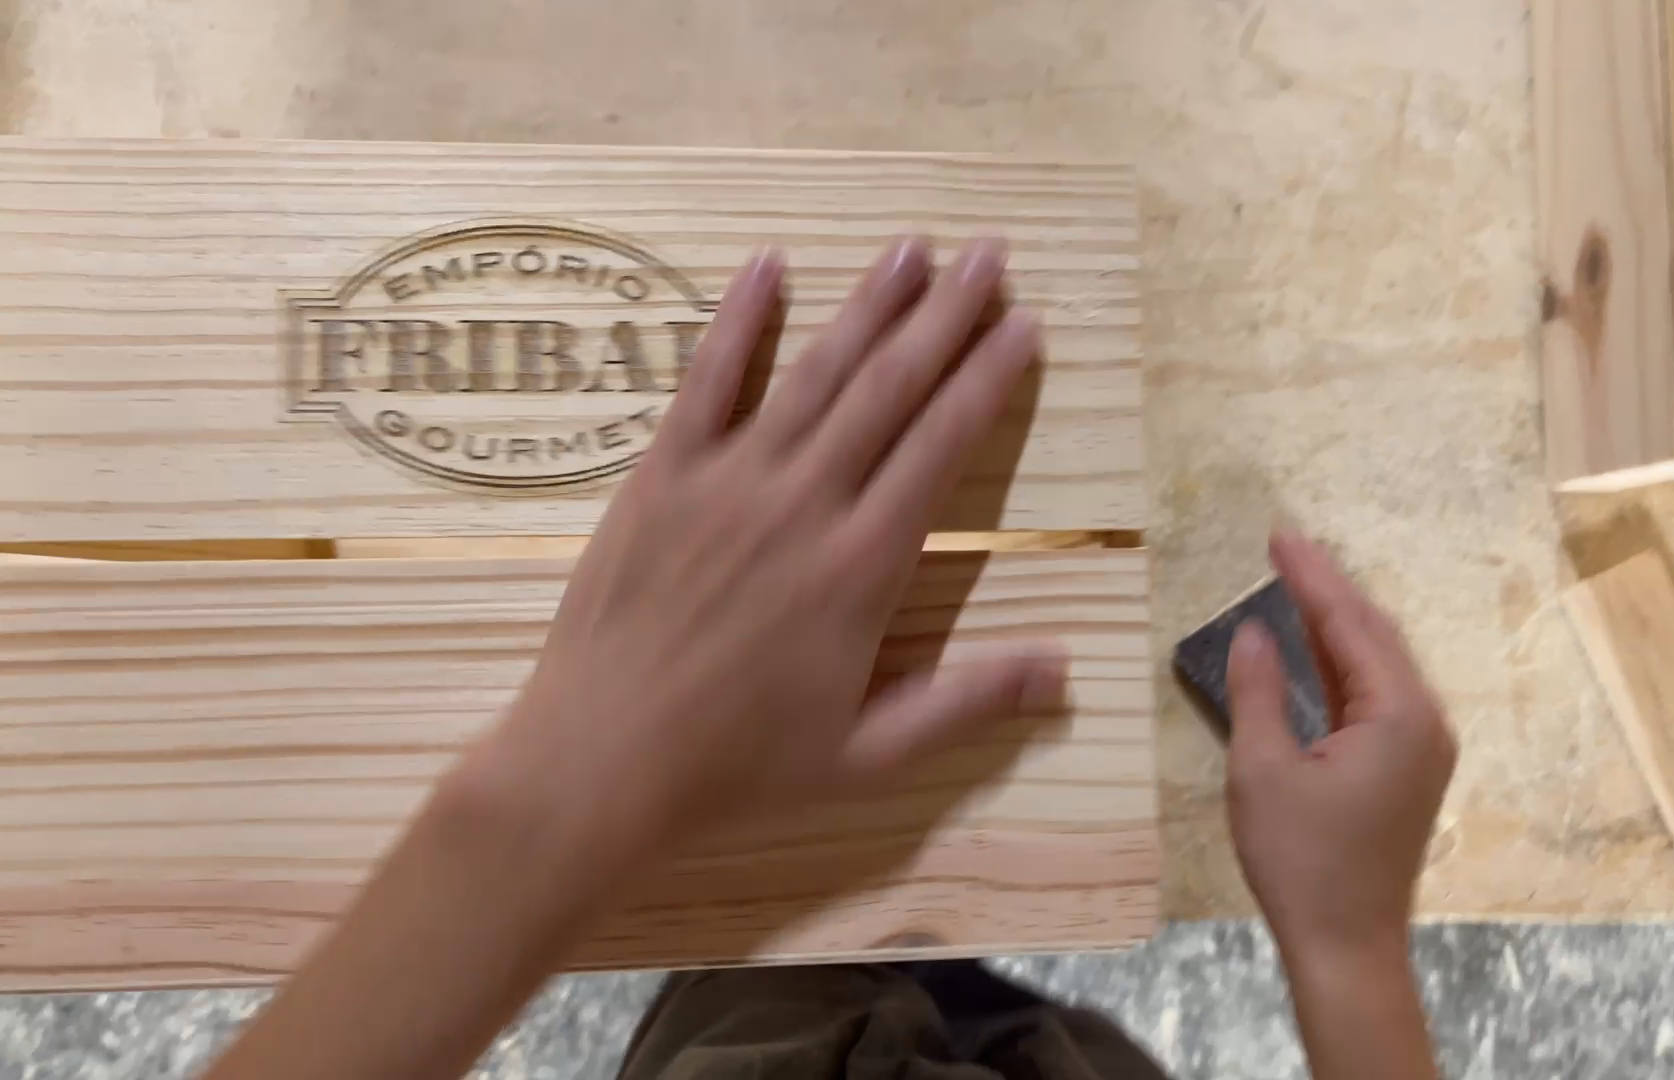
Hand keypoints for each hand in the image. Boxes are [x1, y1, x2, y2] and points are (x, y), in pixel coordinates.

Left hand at [458, 236, 1065, 885]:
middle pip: (890, 389)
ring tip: (914, 248)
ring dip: (870, 305)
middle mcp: (804, 501)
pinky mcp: (662, 475)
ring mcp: (728, 479)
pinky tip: (769, 263)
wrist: (599, 766)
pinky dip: (739, 320)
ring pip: (815, 372)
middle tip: (988, 256)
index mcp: (862, 565)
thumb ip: (968, 702)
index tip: (1023, 327)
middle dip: (946, 317)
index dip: (988, 381)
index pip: (942, 447)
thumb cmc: (741, 767)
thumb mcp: (871, 755)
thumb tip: (1064, 670)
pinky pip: (705, 381)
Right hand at [1225, 530, 1455, 967]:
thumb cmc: (1298, 857)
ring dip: (1332, 618)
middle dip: (1327, 585)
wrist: (1344, 944)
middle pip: (1372, 633)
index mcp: (1396, 716)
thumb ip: (1258, 690)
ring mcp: (1418, 743)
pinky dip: (1338, 657)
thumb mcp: (1261, 768)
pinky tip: (1312, 640)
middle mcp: (1422, 720)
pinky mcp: (1403, 762)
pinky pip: (1371, 690)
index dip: (1311, 576)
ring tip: (1294, 577)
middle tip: (1284, 545)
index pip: (1349, 625)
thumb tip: (1253, 630)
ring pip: (1375, 660)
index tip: (1279, 535)